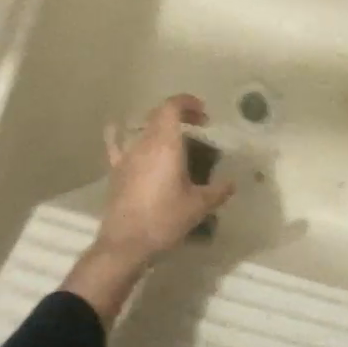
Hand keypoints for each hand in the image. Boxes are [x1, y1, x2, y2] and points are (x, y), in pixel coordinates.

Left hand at [62, 94, 234, 324]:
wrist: (126, 243)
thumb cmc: (165, 220)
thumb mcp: (198, 207)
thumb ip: (217, 191)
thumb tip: (232, 183)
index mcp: (166, 143)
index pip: (173, 106)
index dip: (188, 103)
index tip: (203, 114)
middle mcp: (145, 142)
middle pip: (159, 114)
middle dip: (179, 115)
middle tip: (197, 127)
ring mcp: (127, 154)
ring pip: (143, 127)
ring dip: (159, 126)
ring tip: (173, 139)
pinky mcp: (116, 169)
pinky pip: (115, 143)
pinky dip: (119, 133)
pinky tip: (119, 130)